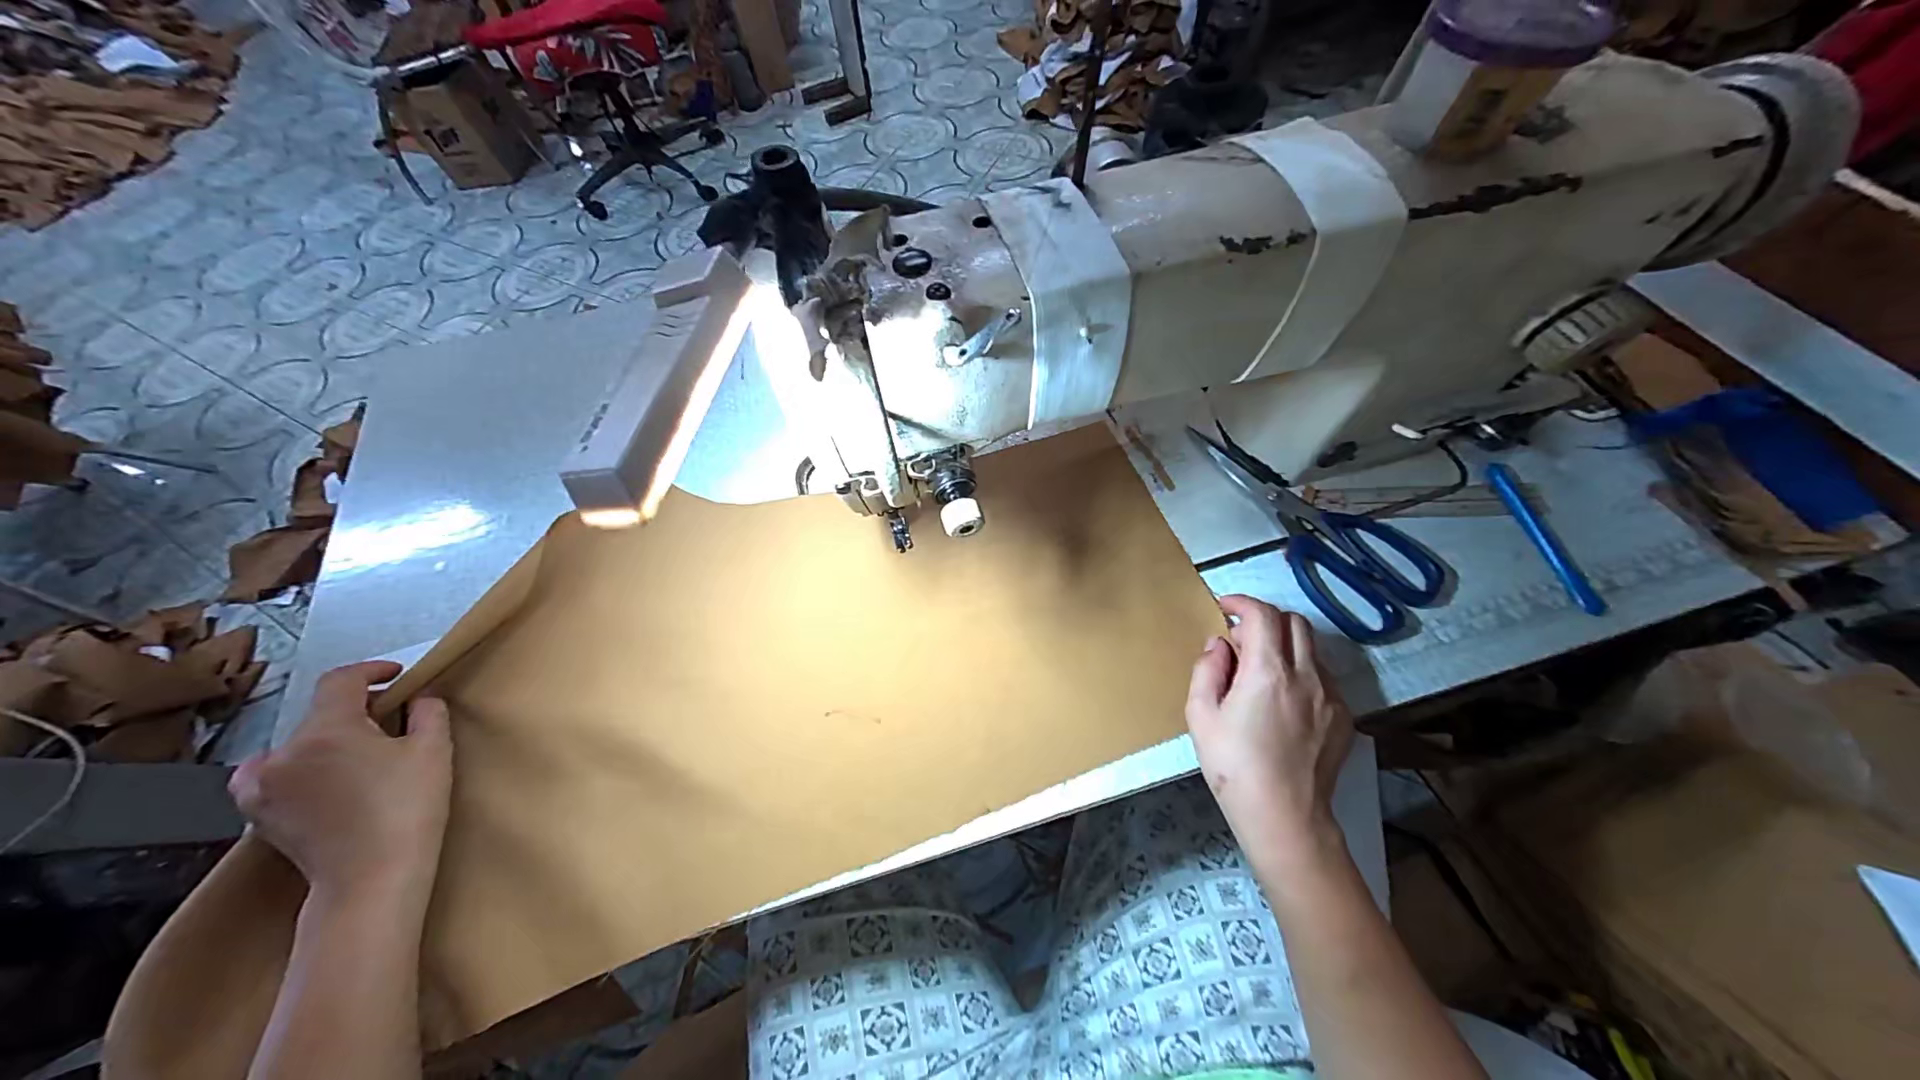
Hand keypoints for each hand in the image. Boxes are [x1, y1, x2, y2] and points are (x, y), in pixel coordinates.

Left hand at [229, 661, 452, 905]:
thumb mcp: (434, 750)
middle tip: (391, 723)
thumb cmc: (409, 807)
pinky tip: (313, 778)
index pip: (341, 680)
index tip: (395, 675)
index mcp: (328, 729)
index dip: (370, 671)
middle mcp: (284, 751)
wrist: (371, 876)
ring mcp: (262, 785)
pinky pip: (268, 774)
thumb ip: (427, 712)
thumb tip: (418, 698)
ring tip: (357, 755)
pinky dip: (292, 766)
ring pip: (298, 743)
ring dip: (327, 739)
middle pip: (321, 714)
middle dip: (356, 712)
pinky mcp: (256, 813)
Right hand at [1185, 595, 1352, 850]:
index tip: (1225, 607)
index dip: (1242, 602)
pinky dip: (1301, 673)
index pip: (1263, 615)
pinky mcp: (1344, 717)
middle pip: (1294, 622)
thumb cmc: (1233, 765)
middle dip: (1265, 620)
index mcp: (1268, 671)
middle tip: (1241, 642)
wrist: (1284, 815)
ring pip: (1311, 649)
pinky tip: (1283, 702)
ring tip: (1261, 673)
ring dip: (1284, 646)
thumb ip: (1207, 670)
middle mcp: (1307, 675)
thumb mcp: (1200, 715)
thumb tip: (1219, 645)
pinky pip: (1323, 678)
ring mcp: (1331, 696)